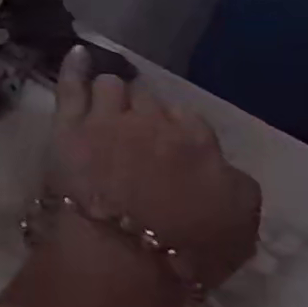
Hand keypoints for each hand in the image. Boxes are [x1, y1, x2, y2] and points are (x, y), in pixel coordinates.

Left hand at [50, 46, 260, 290]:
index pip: (189, 119)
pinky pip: (71, 85)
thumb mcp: (240, 221)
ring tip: (107, 107)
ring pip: (111, 86)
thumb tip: (217, 165)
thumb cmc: (185, 248)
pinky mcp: (67, 125)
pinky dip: (74, 67)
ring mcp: (107, 118)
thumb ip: (230, 180)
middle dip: (143, 114)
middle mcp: (154, 120)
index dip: (175, 133)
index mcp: (200, 141)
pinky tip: (77, 53)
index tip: (167, 149)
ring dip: (112, 94)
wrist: (119, 253)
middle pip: (148, 102)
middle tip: (134, 137)